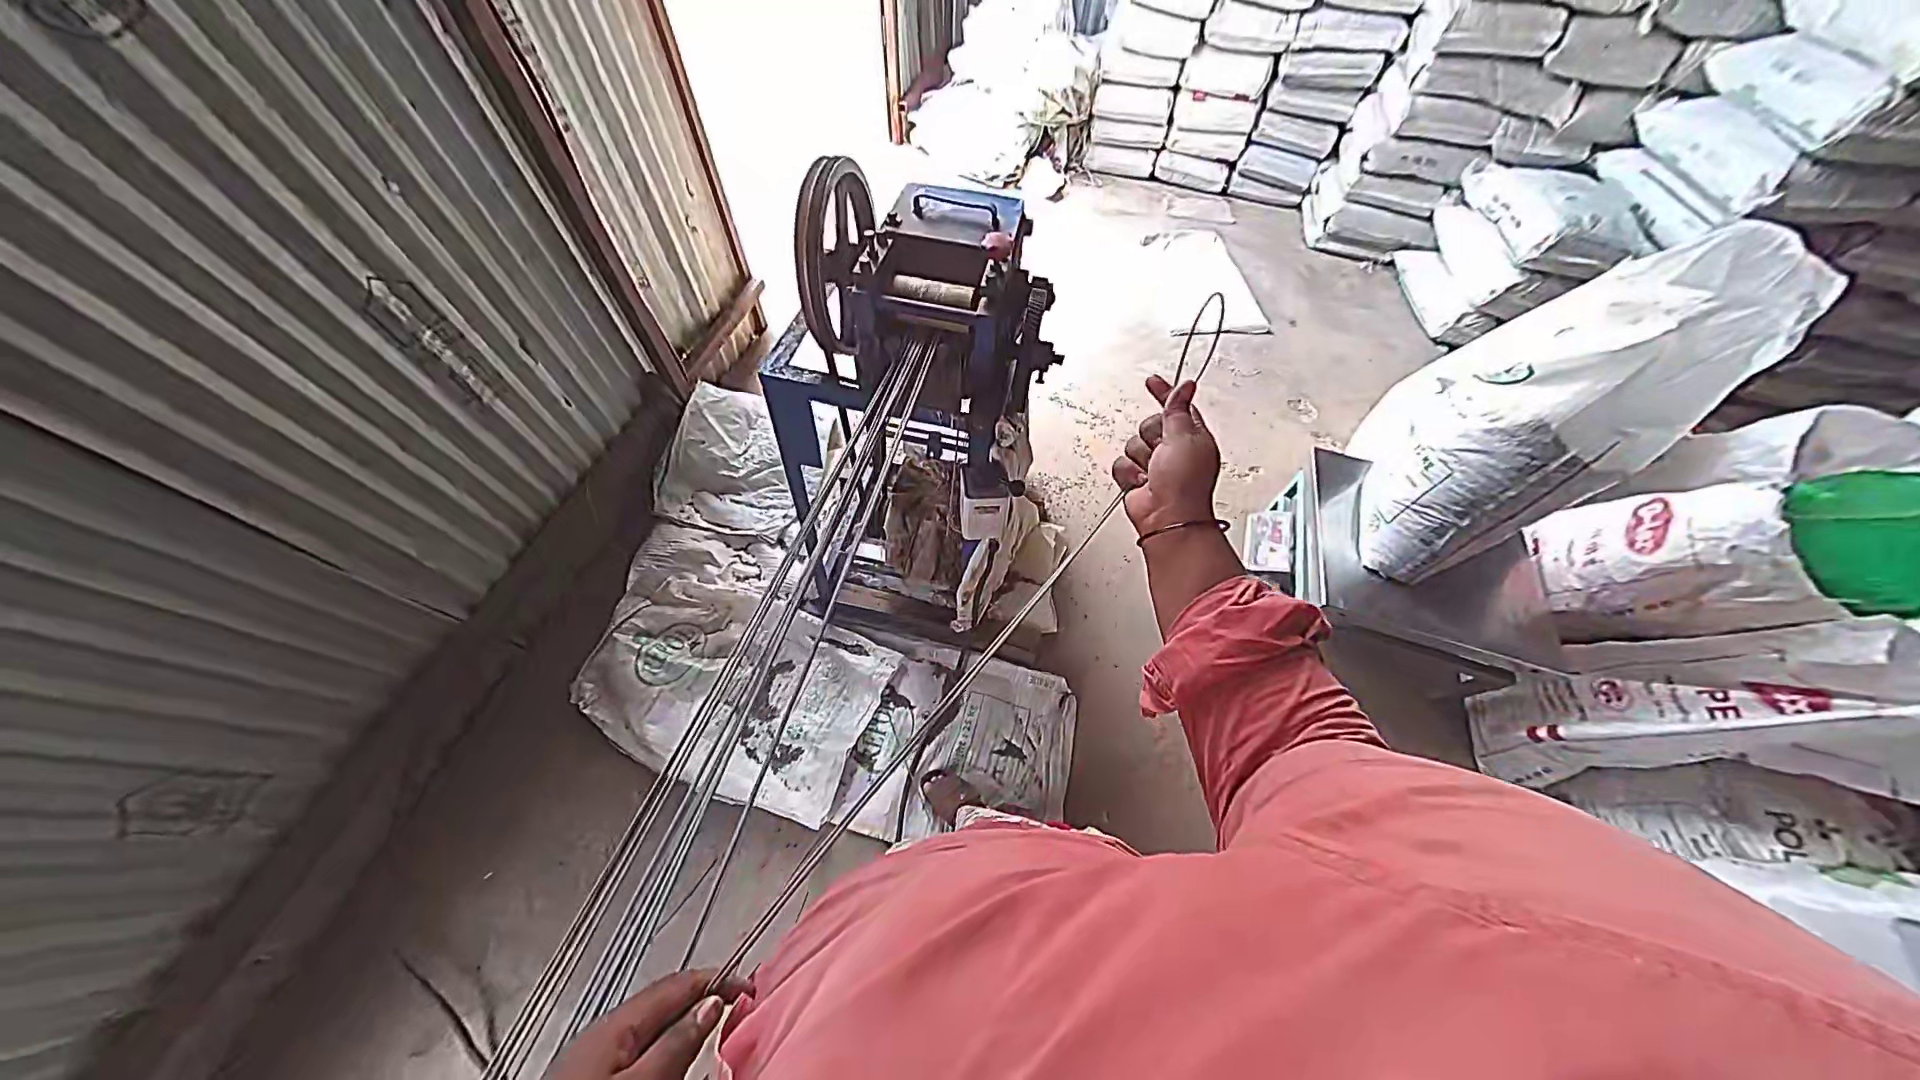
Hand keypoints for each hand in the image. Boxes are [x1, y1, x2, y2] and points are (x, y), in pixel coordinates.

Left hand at [544, 969, 749, 1079]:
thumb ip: (676, 1045)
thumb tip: (712, 1004)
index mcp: (618, 1024)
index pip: (679, 984)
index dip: (718, 979)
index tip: (750, 988)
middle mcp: (605, 1031)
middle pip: (666, 998)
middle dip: (704, 995)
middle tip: (739, 1004)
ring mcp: (595, 1055)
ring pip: (653, 1023)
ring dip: (686, 1020)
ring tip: (714, 1030)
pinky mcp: (591, 1076)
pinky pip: (640, 1046)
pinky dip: (667, 1043)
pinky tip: (675, 1059)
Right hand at [1111, 376, 1219, 535]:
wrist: (1168, 518)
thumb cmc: (1186, 484)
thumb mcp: (1185, 437)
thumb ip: (1178, 409)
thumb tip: (1185, 387)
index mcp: (1193, 437)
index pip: (1176, 407)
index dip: (1165, 393)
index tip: (1153, 381)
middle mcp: (1174, 451)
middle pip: (1149, 425)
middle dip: (1150, 436)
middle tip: (1160, 451)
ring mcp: (1154, 466)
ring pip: (1133, 444)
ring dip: (1140, 458)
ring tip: (1152, 472)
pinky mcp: (1137, 479)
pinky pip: (1121, 464)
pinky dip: (1128, 473)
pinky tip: (1141, 482)